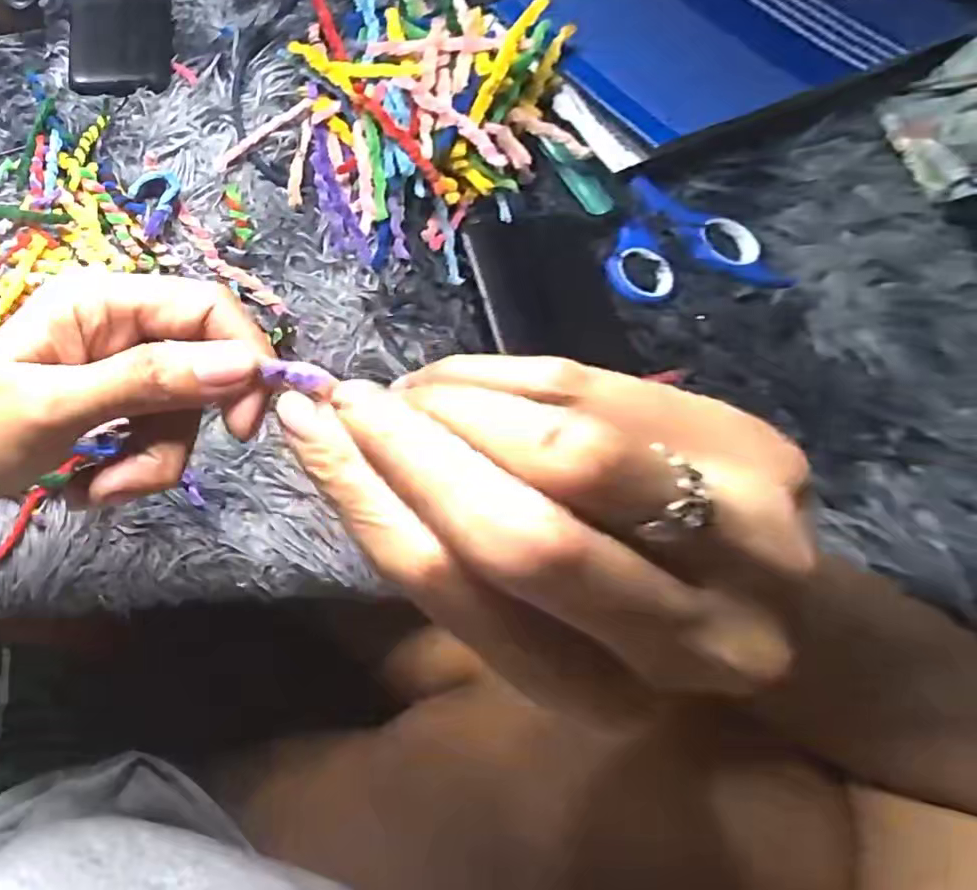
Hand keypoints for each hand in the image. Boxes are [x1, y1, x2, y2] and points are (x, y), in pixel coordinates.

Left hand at [0, 273, 274, 504]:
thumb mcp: (57, 405)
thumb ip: (145, 380)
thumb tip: (241, 364)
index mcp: (99, 299)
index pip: (203, 307)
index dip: (241, 358)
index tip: (244, 428)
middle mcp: (115, 319)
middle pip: (196, 370)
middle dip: (171, 437)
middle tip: (129, 483)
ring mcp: (114, 358)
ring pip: (178, 411)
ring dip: (147, 463)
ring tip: (94, 493)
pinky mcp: (112, 394)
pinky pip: (153, 430)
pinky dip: (131, 467)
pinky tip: (85, 488)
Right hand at [275, 355, 818, 724]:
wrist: (733, 579)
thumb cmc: (568, 595)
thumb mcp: (478, 588)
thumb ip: (396, 519)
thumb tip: (308, 422)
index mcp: (585, 688)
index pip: (446, 581)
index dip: (360, 490)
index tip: (302, 421)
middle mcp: (690, 640)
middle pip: (518, 531)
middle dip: (408, 446)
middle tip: (349, 398)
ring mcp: (751, 544)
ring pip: (564, 450)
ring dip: (452, 403)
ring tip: (406, 395)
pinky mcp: (760, 453)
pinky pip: (589, 389)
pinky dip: (492, 373)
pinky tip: (453, 382)